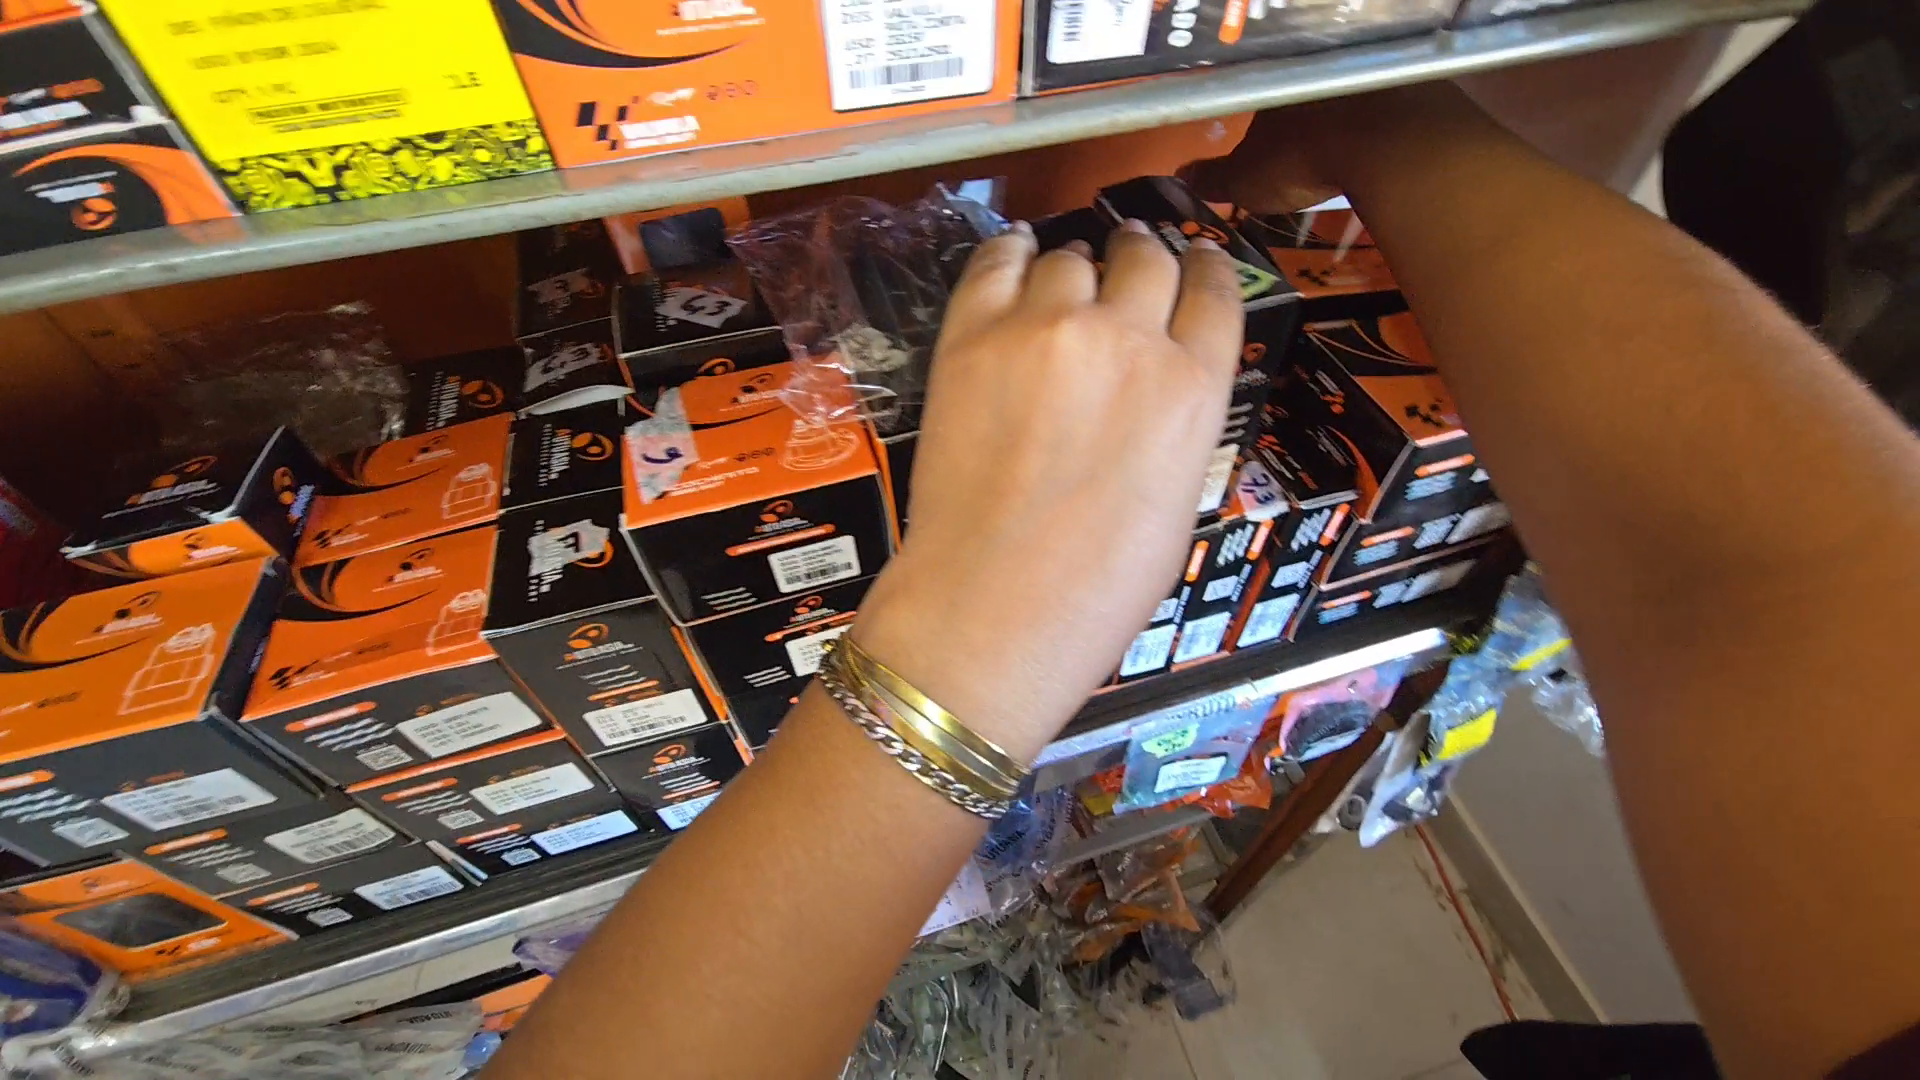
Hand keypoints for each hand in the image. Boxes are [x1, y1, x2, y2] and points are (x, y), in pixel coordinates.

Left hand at [853, 220, 1244, 762]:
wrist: (993, 606)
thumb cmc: (1098, 588)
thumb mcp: (1175, 505)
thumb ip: (1175, 427)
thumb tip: (1155, 392)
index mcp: (1193, 390)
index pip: (1214, 294)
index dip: (1206, 267)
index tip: (1194, 260)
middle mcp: (1128, 338)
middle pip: (1144, 260)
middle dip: (1140, 256)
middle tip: (1127, 260)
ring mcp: (1046, 328)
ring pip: (1070, 258)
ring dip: (1075, 267)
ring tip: (1064, 280)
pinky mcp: (972, 336)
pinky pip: (996, 261)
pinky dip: (1011, 251)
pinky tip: (1016, 253)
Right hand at [1179, 83, 1498, 213]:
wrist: (1384, 143)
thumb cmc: (1300, 159)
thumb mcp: (1244, 180)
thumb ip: (1212, 178)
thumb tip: (1179, 175)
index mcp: (1273, 80)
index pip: (1254, 89)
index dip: (1254, 113)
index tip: (1259, 138)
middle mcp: (1318, 59)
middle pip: (1301, 82)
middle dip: (1299, 104)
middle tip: (1299, 135)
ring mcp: (1366, 62)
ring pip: (1344, 81)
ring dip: (1340, 103)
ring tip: (1339, 136)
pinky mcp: (1409, 74)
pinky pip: (1385, 91)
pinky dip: (1378, 110)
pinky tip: (1377, 133)